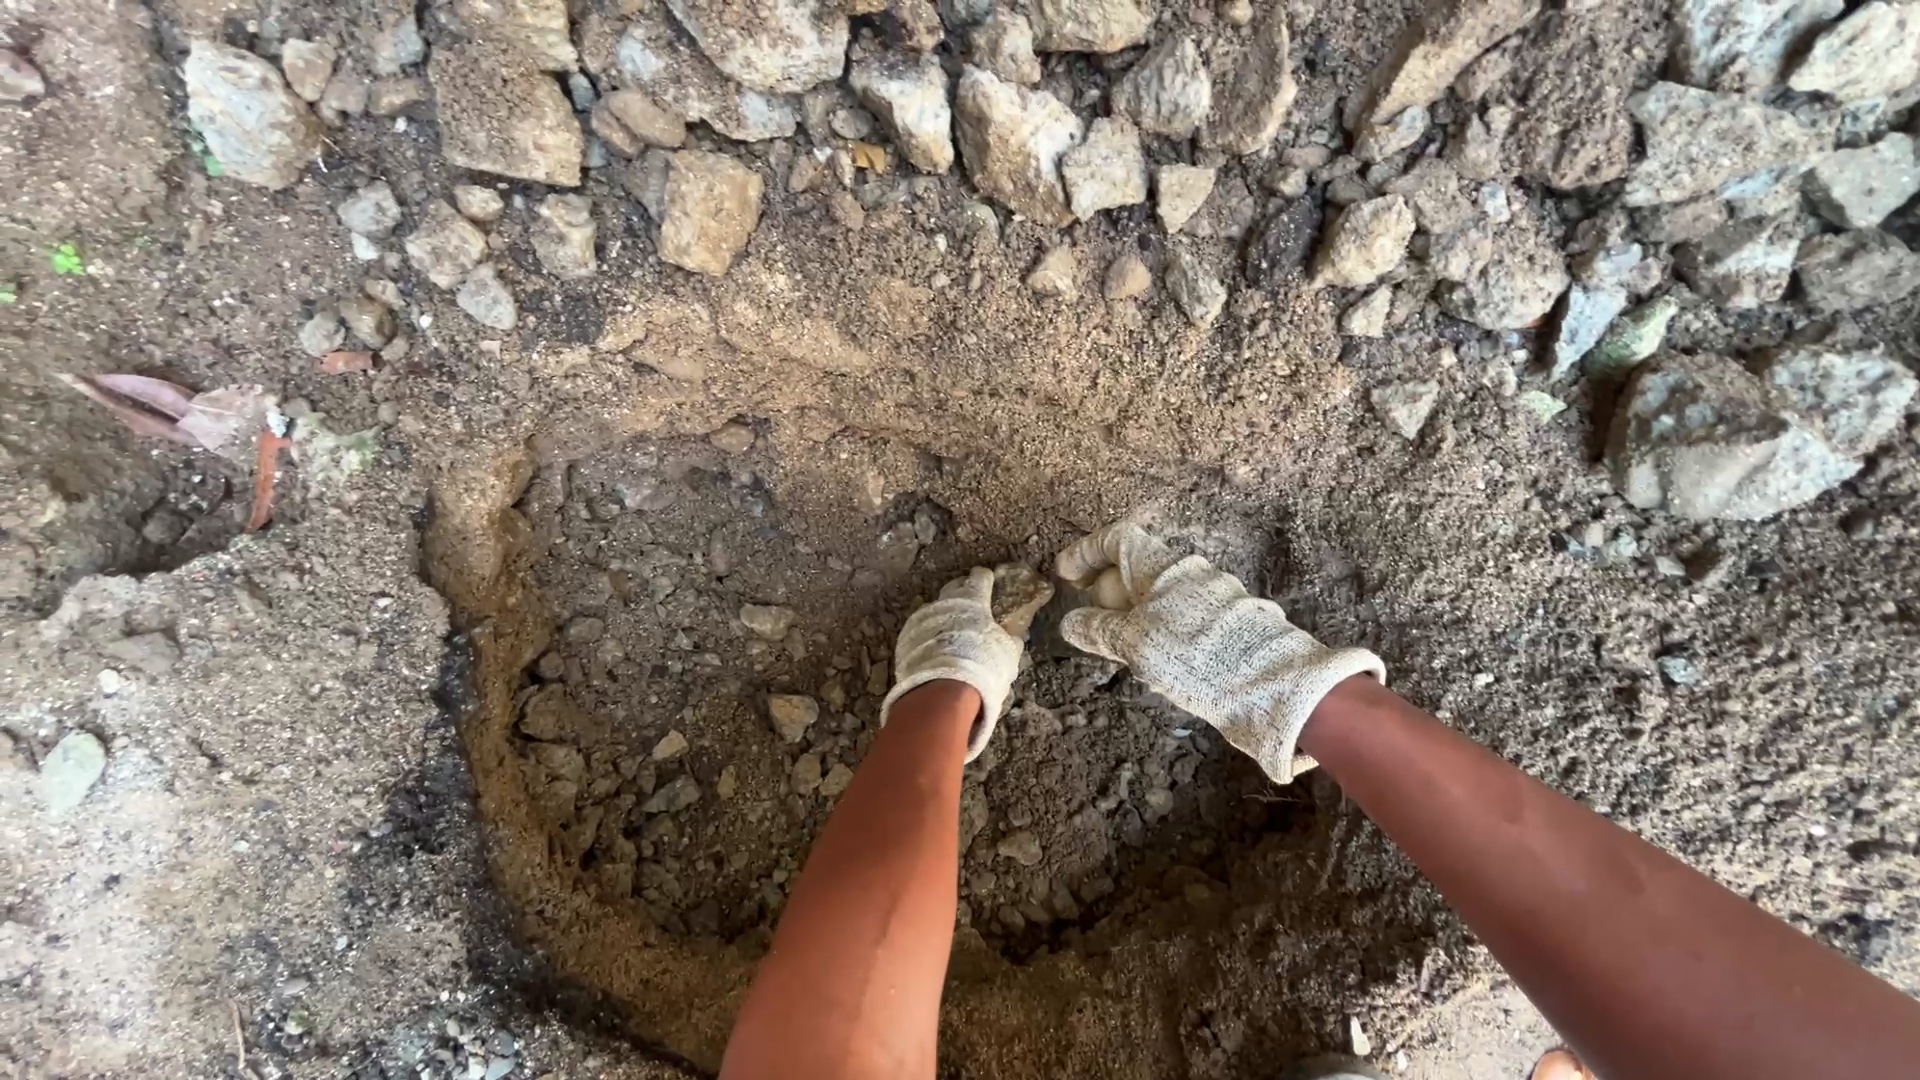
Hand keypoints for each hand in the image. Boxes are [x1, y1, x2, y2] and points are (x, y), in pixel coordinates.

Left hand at [881, 567, 1029, 761]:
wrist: (942, 691)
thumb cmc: (982, 666)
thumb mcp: (1007, 655)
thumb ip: (1009, 642)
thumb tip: (1014, 638)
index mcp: (972, 600)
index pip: (979, 579)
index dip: (984, 578)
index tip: (986, 578)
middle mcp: (944, 603)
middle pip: (953, 589)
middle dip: (960, 591)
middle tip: (968, 600)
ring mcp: (921, 620)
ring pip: (934, 611)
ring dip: (943, 617)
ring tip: (950, 629)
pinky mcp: (905, 639)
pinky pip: (920, 631)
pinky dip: (928, 635)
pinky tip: (933, 647)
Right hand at [1054, 521, 1384, 782]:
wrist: (1272, 686)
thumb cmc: (1194, 656)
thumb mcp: (1134, 645)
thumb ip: (1100, 630)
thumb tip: (1071, 622)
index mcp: (1161, 566)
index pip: (1115, 539)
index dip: (1085, 552)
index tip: (1066, 575)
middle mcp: (1189, 572)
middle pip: (1138, 567)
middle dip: (1109, 589)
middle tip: (1091, 618)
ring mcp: (1214, 595)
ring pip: (1161, 594)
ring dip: (1135, 612)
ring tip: (1123, 646)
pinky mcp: (1232, 622)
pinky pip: (1183, 614)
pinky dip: (1160, 628)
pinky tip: (1160, 660)